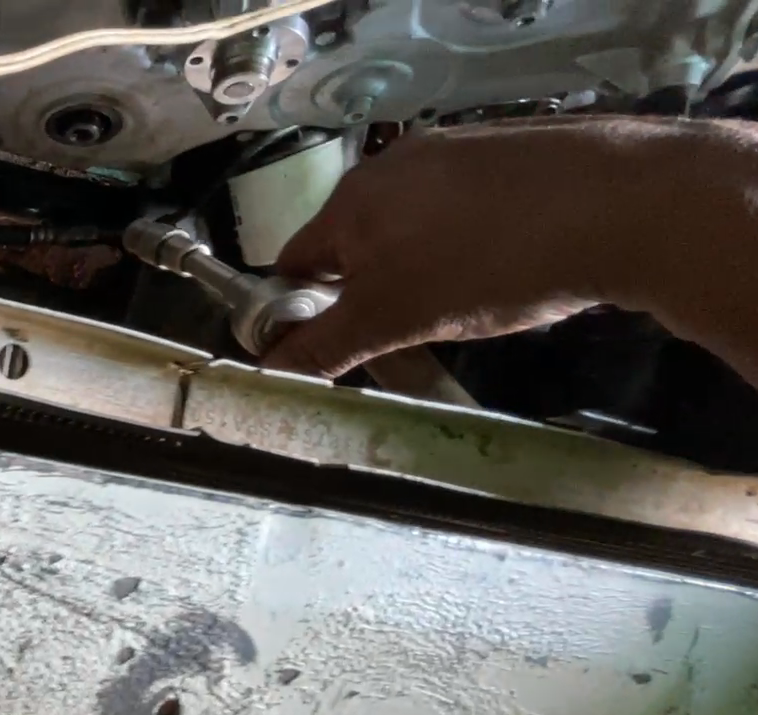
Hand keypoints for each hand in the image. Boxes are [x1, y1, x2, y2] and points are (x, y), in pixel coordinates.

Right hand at [262, 117, 686, 377]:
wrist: (641, 205)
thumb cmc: (485, 267)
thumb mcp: (388, 322)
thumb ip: (318, 349)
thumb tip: (266, 373)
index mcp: (349, 202)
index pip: (291, 267)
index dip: (301, 310)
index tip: (332, 339)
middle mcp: (391, 165)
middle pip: (347, 246)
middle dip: (360, 290)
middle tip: (399, 323)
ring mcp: (454, 150)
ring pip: (401, 229)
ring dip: (409, 267)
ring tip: (456, 296)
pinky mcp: (509, 148)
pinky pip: (454, 207)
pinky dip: (458, 239)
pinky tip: (497, 261)